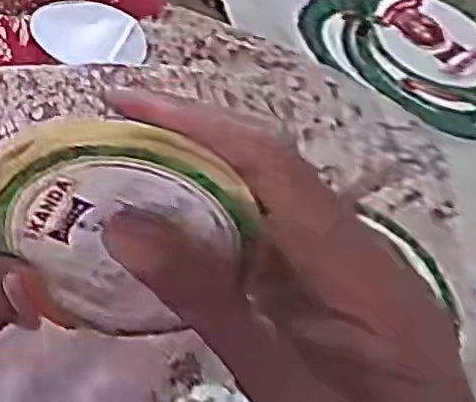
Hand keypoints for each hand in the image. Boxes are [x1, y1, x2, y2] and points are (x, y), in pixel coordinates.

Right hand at [102, 92, 475, 401]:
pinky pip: (254, 217)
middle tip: (113, 119)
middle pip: (263, 160)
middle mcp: (355, 247)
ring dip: (190, 159)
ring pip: (257, 184)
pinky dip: (202, 200)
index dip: (194, 121)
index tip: (123, 103)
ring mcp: (341, 263)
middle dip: (185, 129)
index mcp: (361, 266)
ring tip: (126, 150)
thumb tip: (119, 223)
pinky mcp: (321, 281)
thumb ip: (208, 303)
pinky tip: (165, 208)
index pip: (271, 161)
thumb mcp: (282, 387)